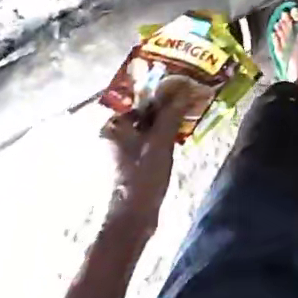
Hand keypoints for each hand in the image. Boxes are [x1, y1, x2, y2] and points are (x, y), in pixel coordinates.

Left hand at [100, 76, 209, 226]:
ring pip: (144, 121)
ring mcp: (119, 144)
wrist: (133, 219)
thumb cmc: (142, 177)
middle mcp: (111, 130)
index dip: (155, 85)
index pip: (134, 94)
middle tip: (184, 89)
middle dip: (161, 99)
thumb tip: (185, 86)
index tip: (175, 78)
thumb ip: (172, 112)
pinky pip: (146, 134)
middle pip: (139, 106)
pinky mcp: (129, 156)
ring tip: (185, 103)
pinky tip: (178, 125)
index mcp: (112, 123)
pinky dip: (160, 129)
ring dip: (163, 113)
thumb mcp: (161, 142)